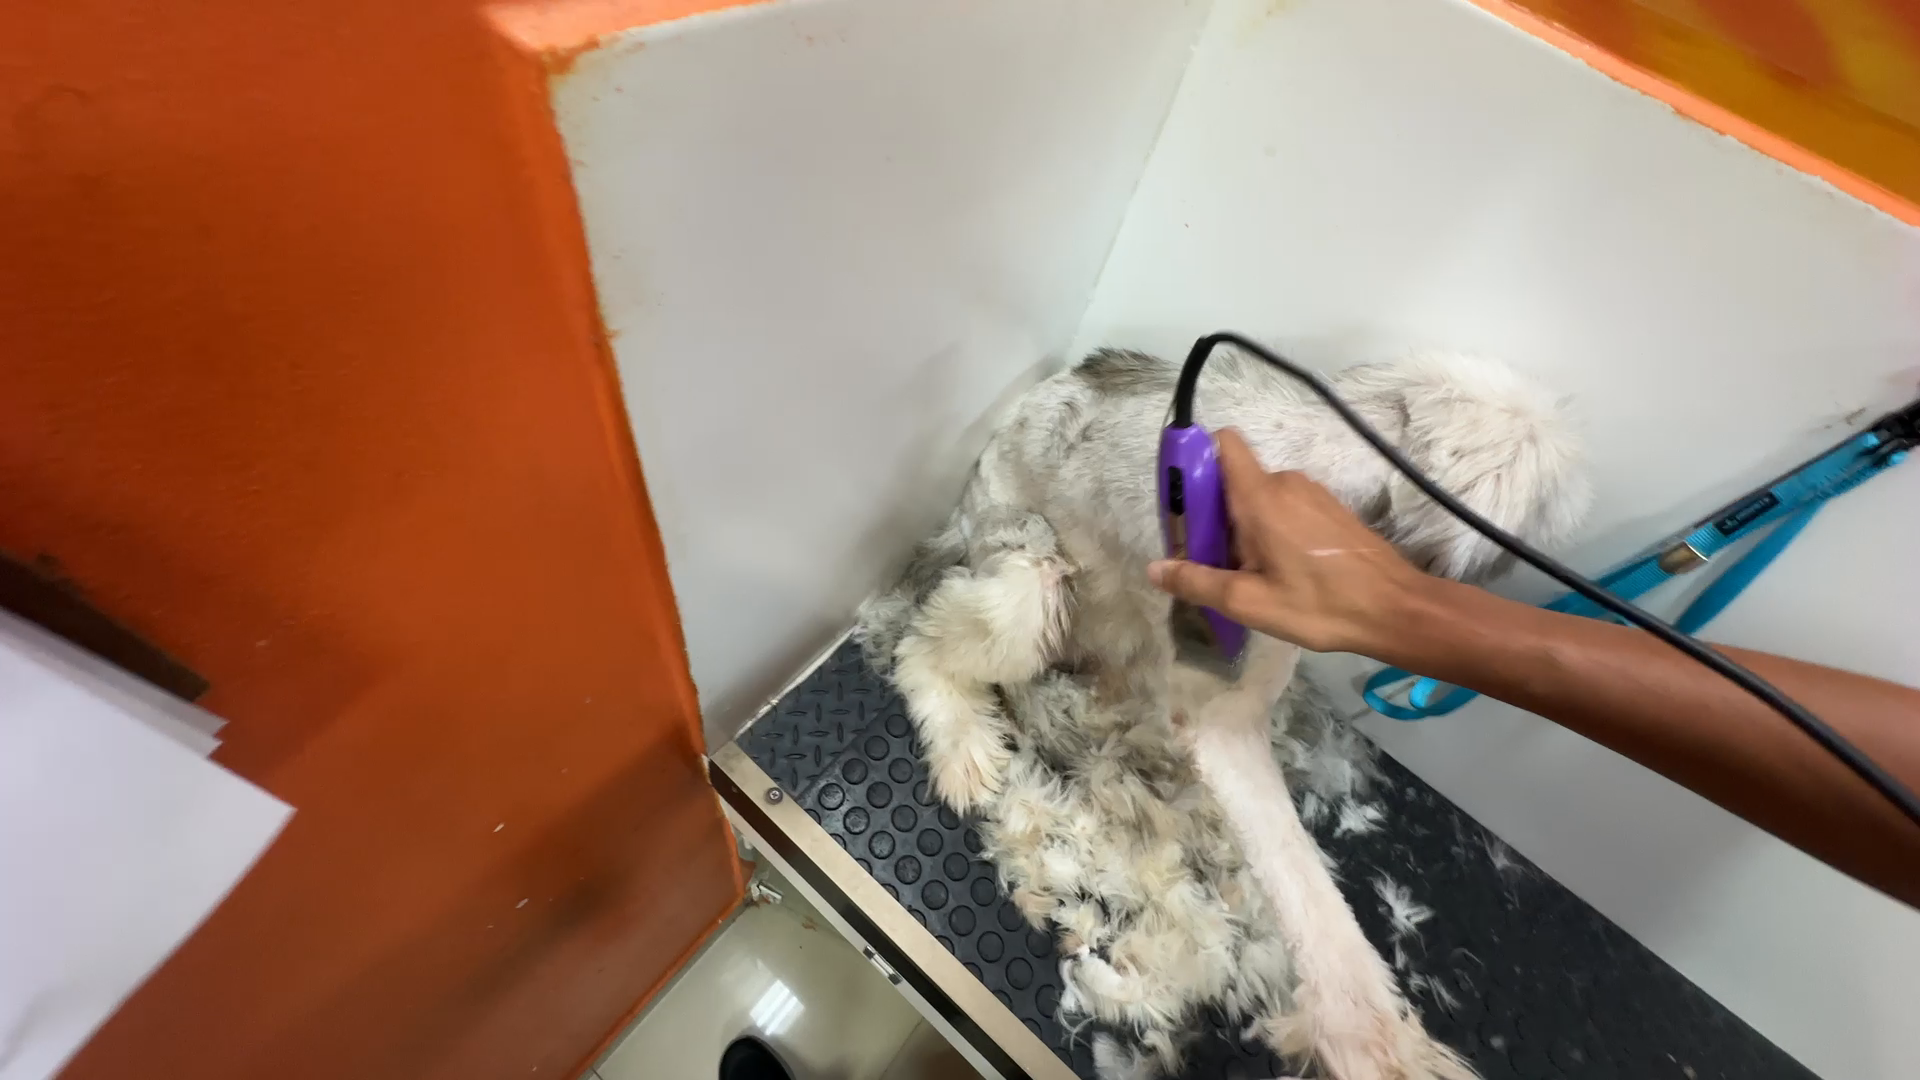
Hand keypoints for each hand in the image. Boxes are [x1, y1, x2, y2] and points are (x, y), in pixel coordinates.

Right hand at [1148, 428, 1427, 653]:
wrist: (1397, 610)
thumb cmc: (1318, 603)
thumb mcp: (1246, 602)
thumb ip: (1195, 581)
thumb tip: (1154, 569)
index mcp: (1260, 496)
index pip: (1222, 443)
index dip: (1194, 459)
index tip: (1184, 503)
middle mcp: (1284, 482)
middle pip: (1231, 480)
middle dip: (1213, 514)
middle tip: (1216, 561)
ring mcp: (1310, 493)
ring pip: (1257, 497)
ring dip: (1242, 526)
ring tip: (1251, 573)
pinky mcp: (1328, 508)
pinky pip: (1282, 506)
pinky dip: (1269, 529)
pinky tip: (1281, 570)